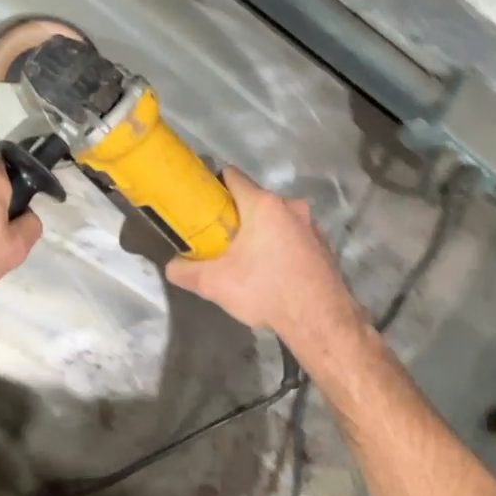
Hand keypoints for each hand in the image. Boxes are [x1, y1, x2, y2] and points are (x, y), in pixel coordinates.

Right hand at [166, 168, 358, 332]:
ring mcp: (312, 226)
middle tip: (219, 241)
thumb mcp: (212, 283)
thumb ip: (184, 271)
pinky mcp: (324, 246)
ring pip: (276, 221)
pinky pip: (294, 238)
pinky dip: (281, 249)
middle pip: (254, 201)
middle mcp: (291, 207)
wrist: (319, 319)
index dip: (213, 187)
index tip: (201, 205)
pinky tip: (273, 274)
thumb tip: (172, 266)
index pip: (233, 177)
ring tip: (246, 261)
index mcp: (263, 205)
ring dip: (261, 234)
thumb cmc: (264, 290)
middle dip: (236, 217)